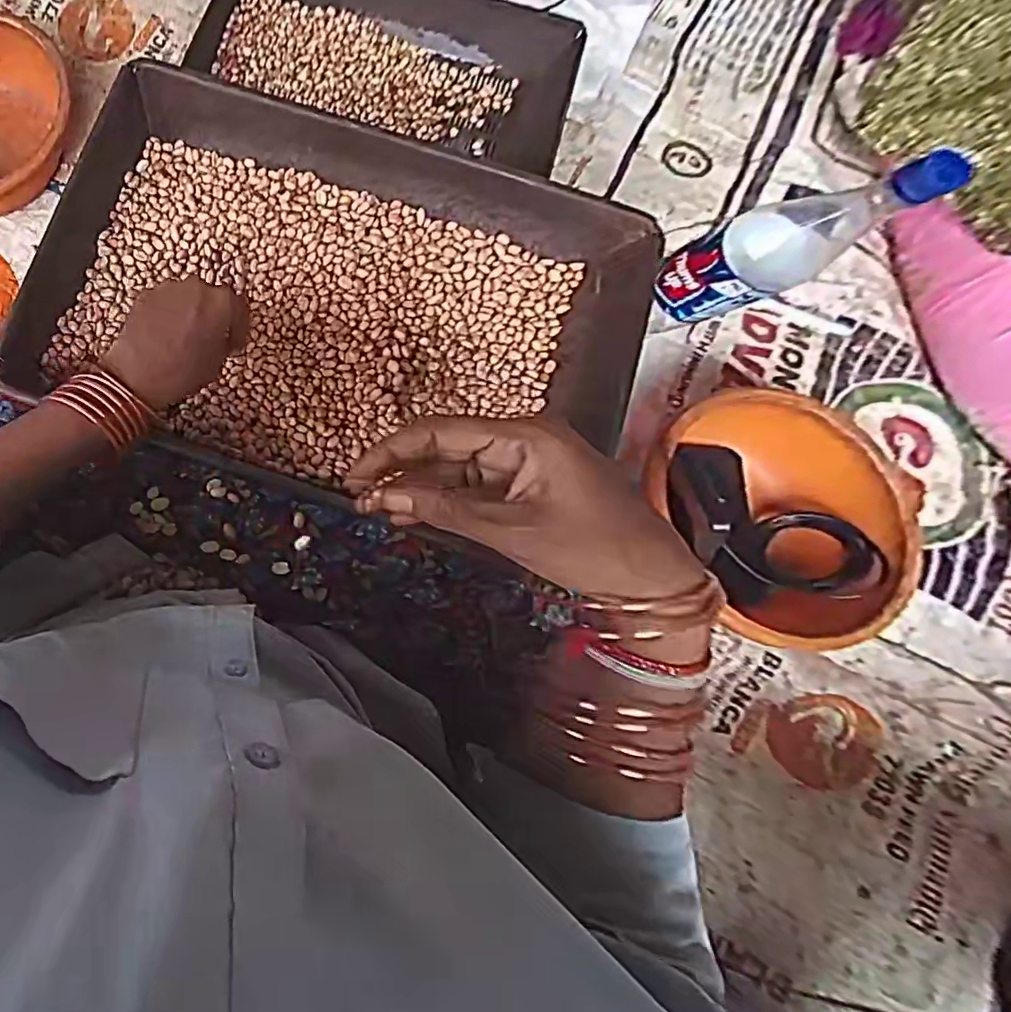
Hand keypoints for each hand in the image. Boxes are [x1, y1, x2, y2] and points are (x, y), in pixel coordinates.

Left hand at [98, 280, 249, 409]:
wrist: (136, 376)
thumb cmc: (179, 373)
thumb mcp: (215, 364)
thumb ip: (224, 343)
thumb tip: (222, 340)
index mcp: (221, 302)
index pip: (239, 308)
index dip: (238, 328)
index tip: (235, 341)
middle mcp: (196, 287)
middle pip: (211, 299)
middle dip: (212, 317)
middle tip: (209, 338)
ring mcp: (169, 289)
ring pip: (186, 298)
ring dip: (188, 313)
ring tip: (183, 338)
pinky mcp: (145, 296)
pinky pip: (164, 303)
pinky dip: (167, 314)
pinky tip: (163, 335)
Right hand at [344, 416, 706, 602]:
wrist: (655, 579)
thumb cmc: (594, 548)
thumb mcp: (509, 530)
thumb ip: (441, 510)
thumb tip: (382, 499)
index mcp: (522, 437)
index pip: (437, 433)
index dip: (388, 452)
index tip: (355, 475)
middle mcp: (517, 440)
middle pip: (439, 447)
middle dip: (395, 471)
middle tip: (357, 494)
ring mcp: (517, 463)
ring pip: (448, 468)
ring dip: (411, 488)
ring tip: (373, 507)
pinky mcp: (517, 485)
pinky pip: (465, 487)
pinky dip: (435, 501)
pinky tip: (405, 513)